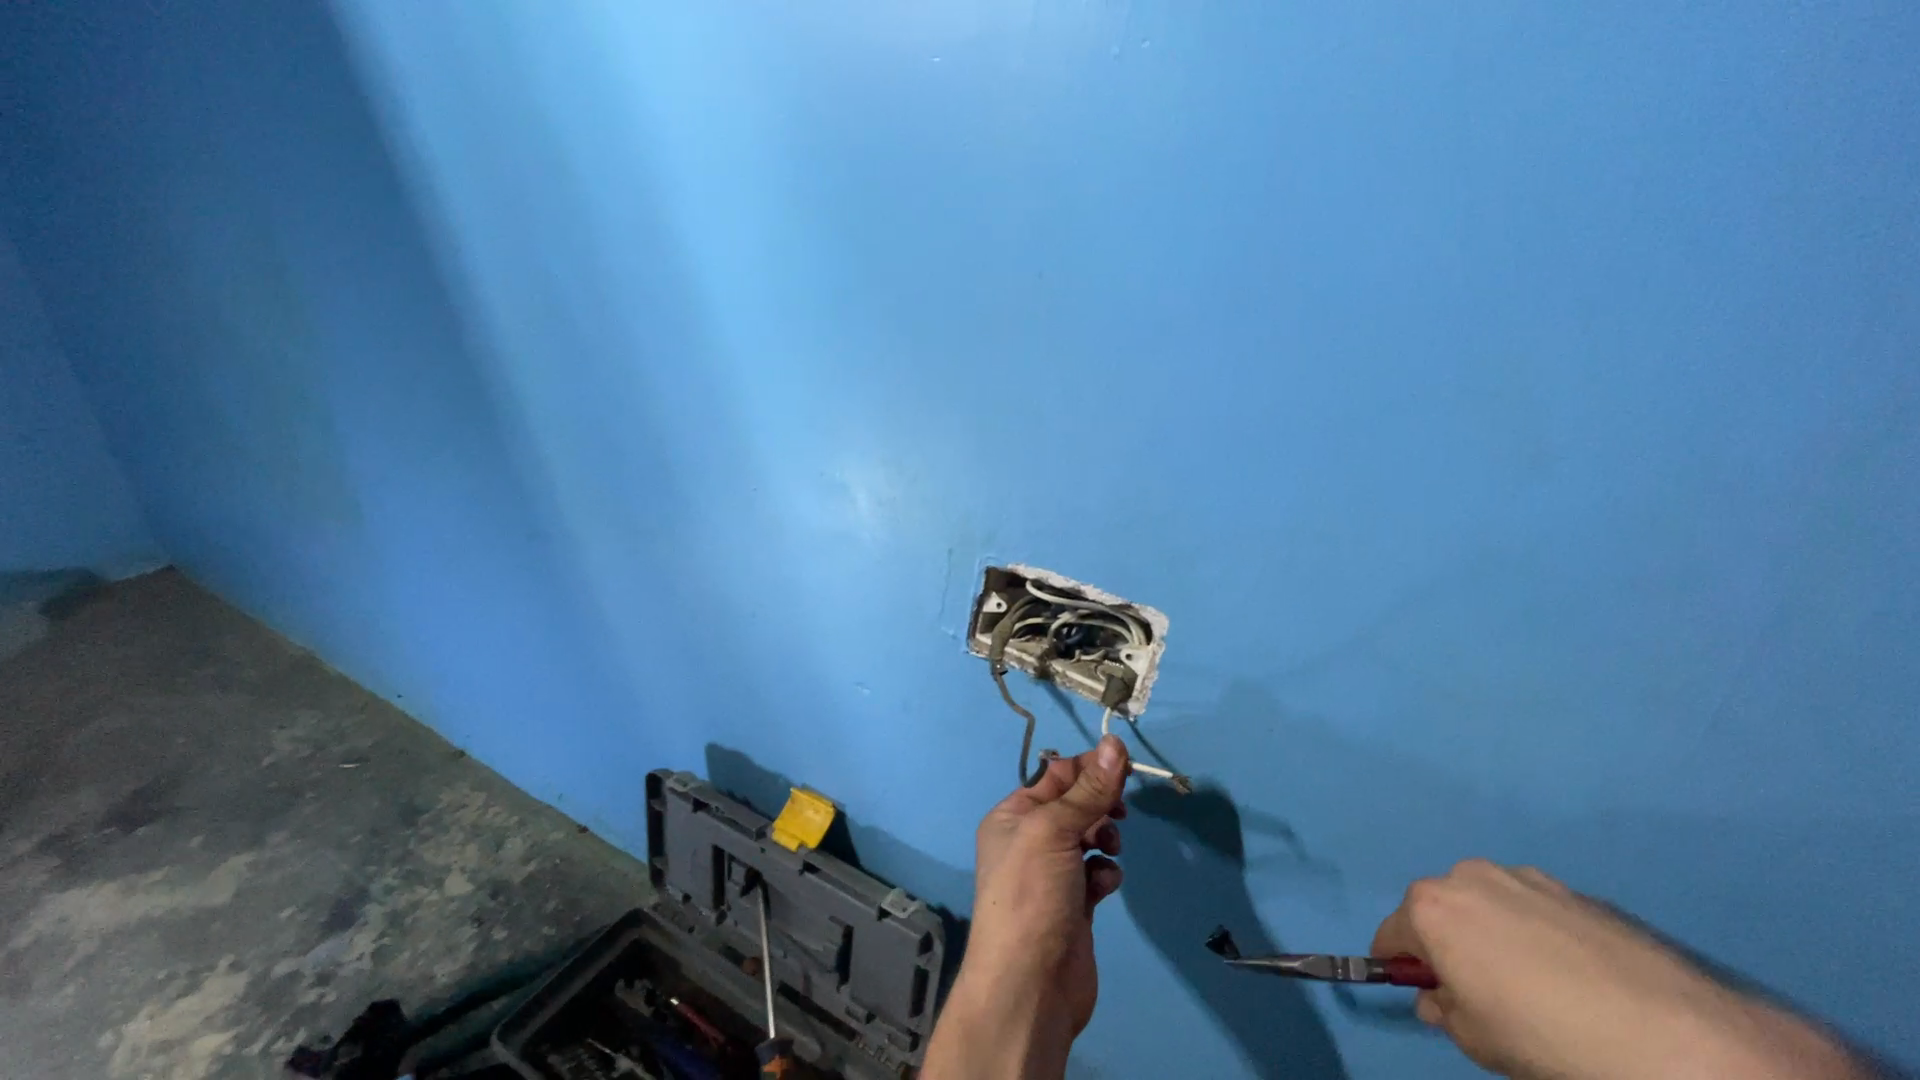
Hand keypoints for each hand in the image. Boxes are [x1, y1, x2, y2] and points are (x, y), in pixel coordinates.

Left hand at [922, 735, 1129, 1079]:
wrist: (1029, 983)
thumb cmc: (1031, 894)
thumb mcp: (1054, 830)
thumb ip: (1088, 790)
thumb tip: (1115, 743)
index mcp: (1012, 816)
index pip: (1056, 776)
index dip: (1089, 767)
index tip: (1125, 765)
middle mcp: (1029, 840)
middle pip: (1076, 805)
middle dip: (1100, 804)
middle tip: (1119, 812)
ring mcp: (1052, 875)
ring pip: (1091, 838)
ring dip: (1106, 838)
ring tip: (1109, 850)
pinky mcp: (1075, 905)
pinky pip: (1098, 873)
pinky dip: (1106, 874)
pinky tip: (1104, 886)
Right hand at [1373, 859, 1868, 1079]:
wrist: (1666, 1033)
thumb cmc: (1543, 1035)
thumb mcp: (1474, 1040)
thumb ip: (1443, 1011)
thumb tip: (1440, 998)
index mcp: (1429, 907)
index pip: (1391, 936)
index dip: (1401, 968)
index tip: (1426, 996)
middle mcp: (1468, 877)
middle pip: (1438, 911)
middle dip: (1448, 945)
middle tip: (1482, 994)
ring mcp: (1524, 877)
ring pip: (1487, 906)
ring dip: (1492, 935)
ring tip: (1535, 985)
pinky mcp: (1574, 890)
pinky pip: (1533, 909)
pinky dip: (1536, 934)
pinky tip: (1572, 977)